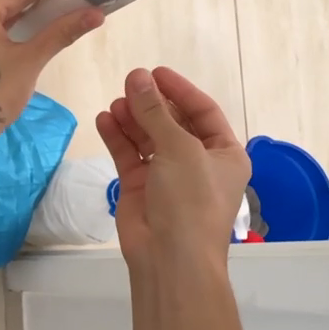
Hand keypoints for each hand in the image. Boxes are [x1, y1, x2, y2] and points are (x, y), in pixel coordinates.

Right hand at [96, 67, 249, 269]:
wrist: (170, 257)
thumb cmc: (190, 200)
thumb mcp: (179, 149)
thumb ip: (155, 112)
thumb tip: (137, 77)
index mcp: (223, 153)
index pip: (202, 112)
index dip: (179, 90)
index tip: (153, 73)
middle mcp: (197, 162)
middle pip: (172, 122)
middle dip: (151, 104)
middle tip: (128, 84)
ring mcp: (167, 175)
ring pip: (148, 138)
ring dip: (132, 119)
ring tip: (115, 104)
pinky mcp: (140, 187)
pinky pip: (129, 155)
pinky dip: (117, 138)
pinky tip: (104, 121)